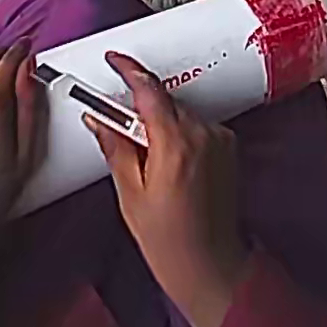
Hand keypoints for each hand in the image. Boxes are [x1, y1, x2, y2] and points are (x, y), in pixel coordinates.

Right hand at [88, 52, 248, 326]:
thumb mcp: (130, 195)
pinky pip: (196, 123)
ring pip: (179, 111)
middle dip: (140, 110)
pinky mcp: (228, 143)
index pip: (148, 89)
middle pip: (163, 100)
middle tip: (124, 133)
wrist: (213, 268)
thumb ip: (115, 147)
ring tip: (153, 162)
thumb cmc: (170, 241)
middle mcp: (201, 133)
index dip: (128, 68)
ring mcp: (218, 137)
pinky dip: (181, 132)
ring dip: (161, 123)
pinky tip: (174, 163)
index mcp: (174, 144)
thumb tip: (98, 118)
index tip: (114, 59)